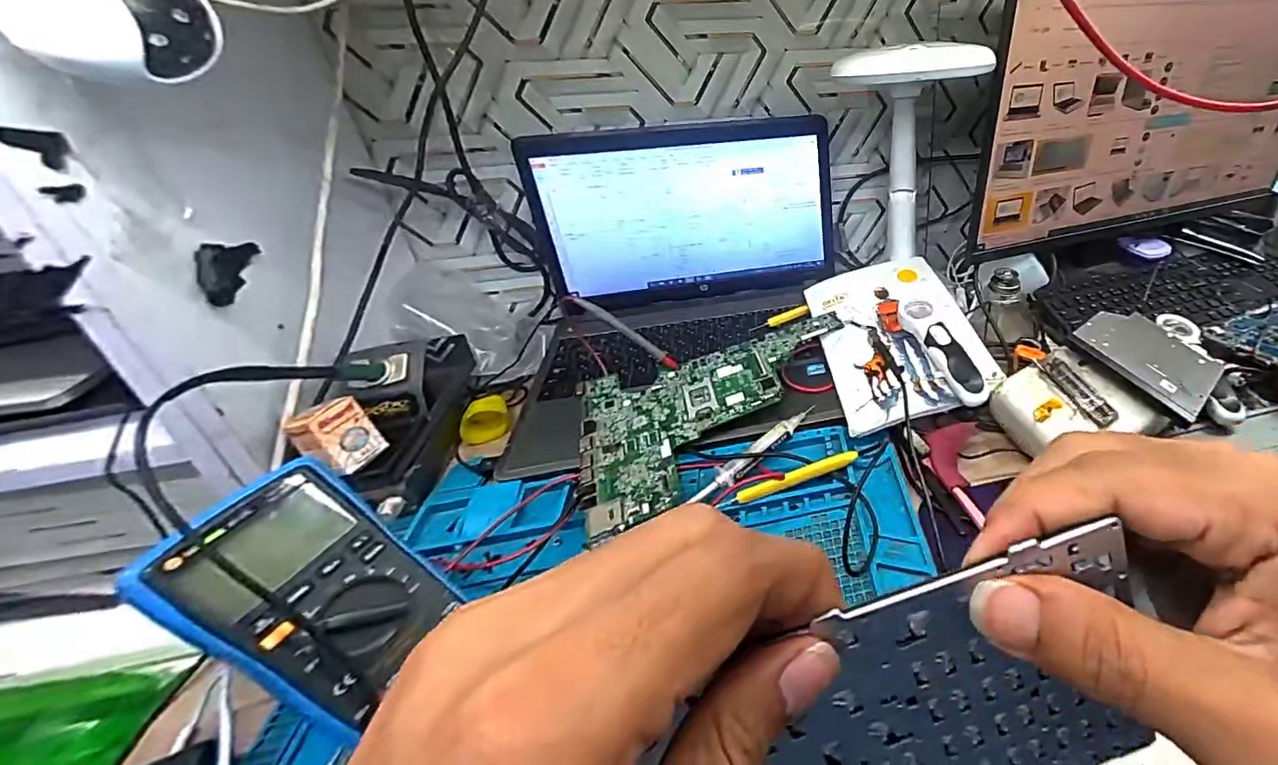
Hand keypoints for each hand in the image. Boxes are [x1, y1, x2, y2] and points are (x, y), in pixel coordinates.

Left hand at [351, 504, 843, 764]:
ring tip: (719, 668)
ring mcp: (468, 632)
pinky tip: (653, 673)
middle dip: (754, 574)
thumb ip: (731, 743)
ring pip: (642, 544)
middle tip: (780, 653)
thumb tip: (808, 657)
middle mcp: (499, 641)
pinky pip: (593, 577)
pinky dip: (650, 602)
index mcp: (543, 712)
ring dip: (705, 585)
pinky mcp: (458, 639)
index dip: (792, 579)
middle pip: (683, 533)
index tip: (820, 630)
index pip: (716, 563)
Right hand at [963, 433, 1277, 764]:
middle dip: (1034, 517)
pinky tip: (1066, 584)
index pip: (1110, 476)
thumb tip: (1002, 604)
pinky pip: (1108, 505)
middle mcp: (1229, 476)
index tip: (981, 567)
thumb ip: (1110, 654)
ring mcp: (1209, 493)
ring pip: (1091, 476)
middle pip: (1092, 462)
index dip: (1034, 512)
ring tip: (1025, 588)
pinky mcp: (1190, 519)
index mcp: (1255, 500)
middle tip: (994, 583)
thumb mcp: (1230, 715)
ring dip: (1047, 527)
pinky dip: (1071, 539)